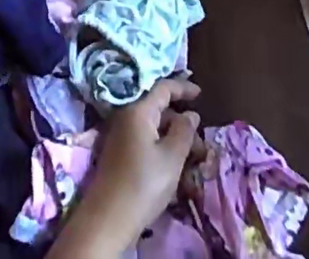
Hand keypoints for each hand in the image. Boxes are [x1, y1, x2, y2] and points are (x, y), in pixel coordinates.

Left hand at [52, 77, 202, 255]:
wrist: (107, 220)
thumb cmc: (143, 184)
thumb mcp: (171, 157)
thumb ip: (184, 131)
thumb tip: (190, 114)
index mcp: (138, 110)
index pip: (163, 88)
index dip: (183, 88)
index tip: (200, 94)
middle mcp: (126, 116)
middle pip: (159, 110)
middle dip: (182, 124)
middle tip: (201, 145)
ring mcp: (120, 135)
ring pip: (153, 128)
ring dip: (174, 140)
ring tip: (193, 162)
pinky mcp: (119, 153)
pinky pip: (145, 141)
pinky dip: (161, 148)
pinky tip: (174, 168)